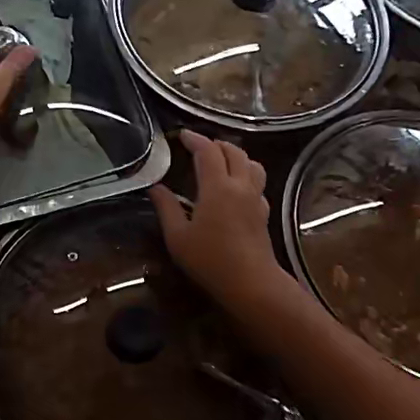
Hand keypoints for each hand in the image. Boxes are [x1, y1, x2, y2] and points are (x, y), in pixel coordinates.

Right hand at [150, 130, 292, 308]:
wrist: (251, 283)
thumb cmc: (210, 260)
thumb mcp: (178, 237)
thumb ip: (166, 208)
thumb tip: (155, 187)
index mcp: (217, 187)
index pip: (208, 151)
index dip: (195, 139)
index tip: (182, 135)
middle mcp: (240, 185)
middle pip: (233, 151)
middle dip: (216, 144)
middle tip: (199, 147)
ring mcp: (256, 198)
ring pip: (252, 163)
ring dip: (236, 156)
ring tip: (220, 161)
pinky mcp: (264, 212)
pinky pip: (258, 183)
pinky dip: (246, 176)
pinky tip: (235, 189)